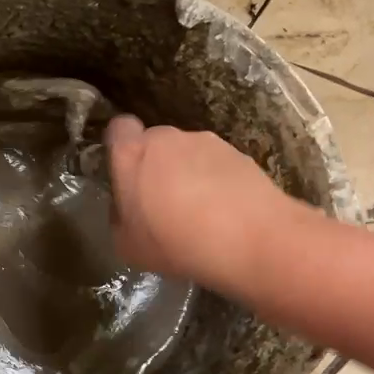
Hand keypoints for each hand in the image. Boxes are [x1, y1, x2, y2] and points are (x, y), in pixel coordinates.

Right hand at [105, 115, 293, 290]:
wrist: (255, 242)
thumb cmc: (177, 243)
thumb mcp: (127, 244)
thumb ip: (119, 216)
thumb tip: (127, 206)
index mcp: (131, 154)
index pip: (118, 129)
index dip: (121, 147)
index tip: (126, 173)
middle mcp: (166, 139)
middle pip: (155, 142)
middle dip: (156, 164)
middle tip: (161, 201)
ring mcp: (206, 143)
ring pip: (187, 153)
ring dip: (188, 173)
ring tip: (200, 211)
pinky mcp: (240, 155)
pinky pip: (217, 165)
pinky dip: (217, 182)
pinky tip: (225, 213)